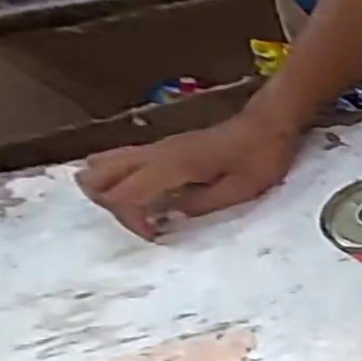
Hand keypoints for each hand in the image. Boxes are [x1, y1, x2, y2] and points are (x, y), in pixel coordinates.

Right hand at [76, 106, 302, 238]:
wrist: (268, 124)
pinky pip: (120, 161)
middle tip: (147, 222)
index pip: (120, 196)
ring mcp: (154, 147)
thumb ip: (202, 204)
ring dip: (109, 190)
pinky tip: (156, 193)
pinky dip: (122, 179)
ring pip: (98, 165)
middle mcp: (151, 154)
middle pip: (92, 178)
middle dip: (111, 206)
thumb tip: (170, 217)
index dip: (131, 221)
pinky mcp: (163, 146)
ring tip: (147, 209)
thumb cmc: (262, 157)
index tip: (156, 235)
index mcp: (169, 166)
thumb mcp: (241, 189)